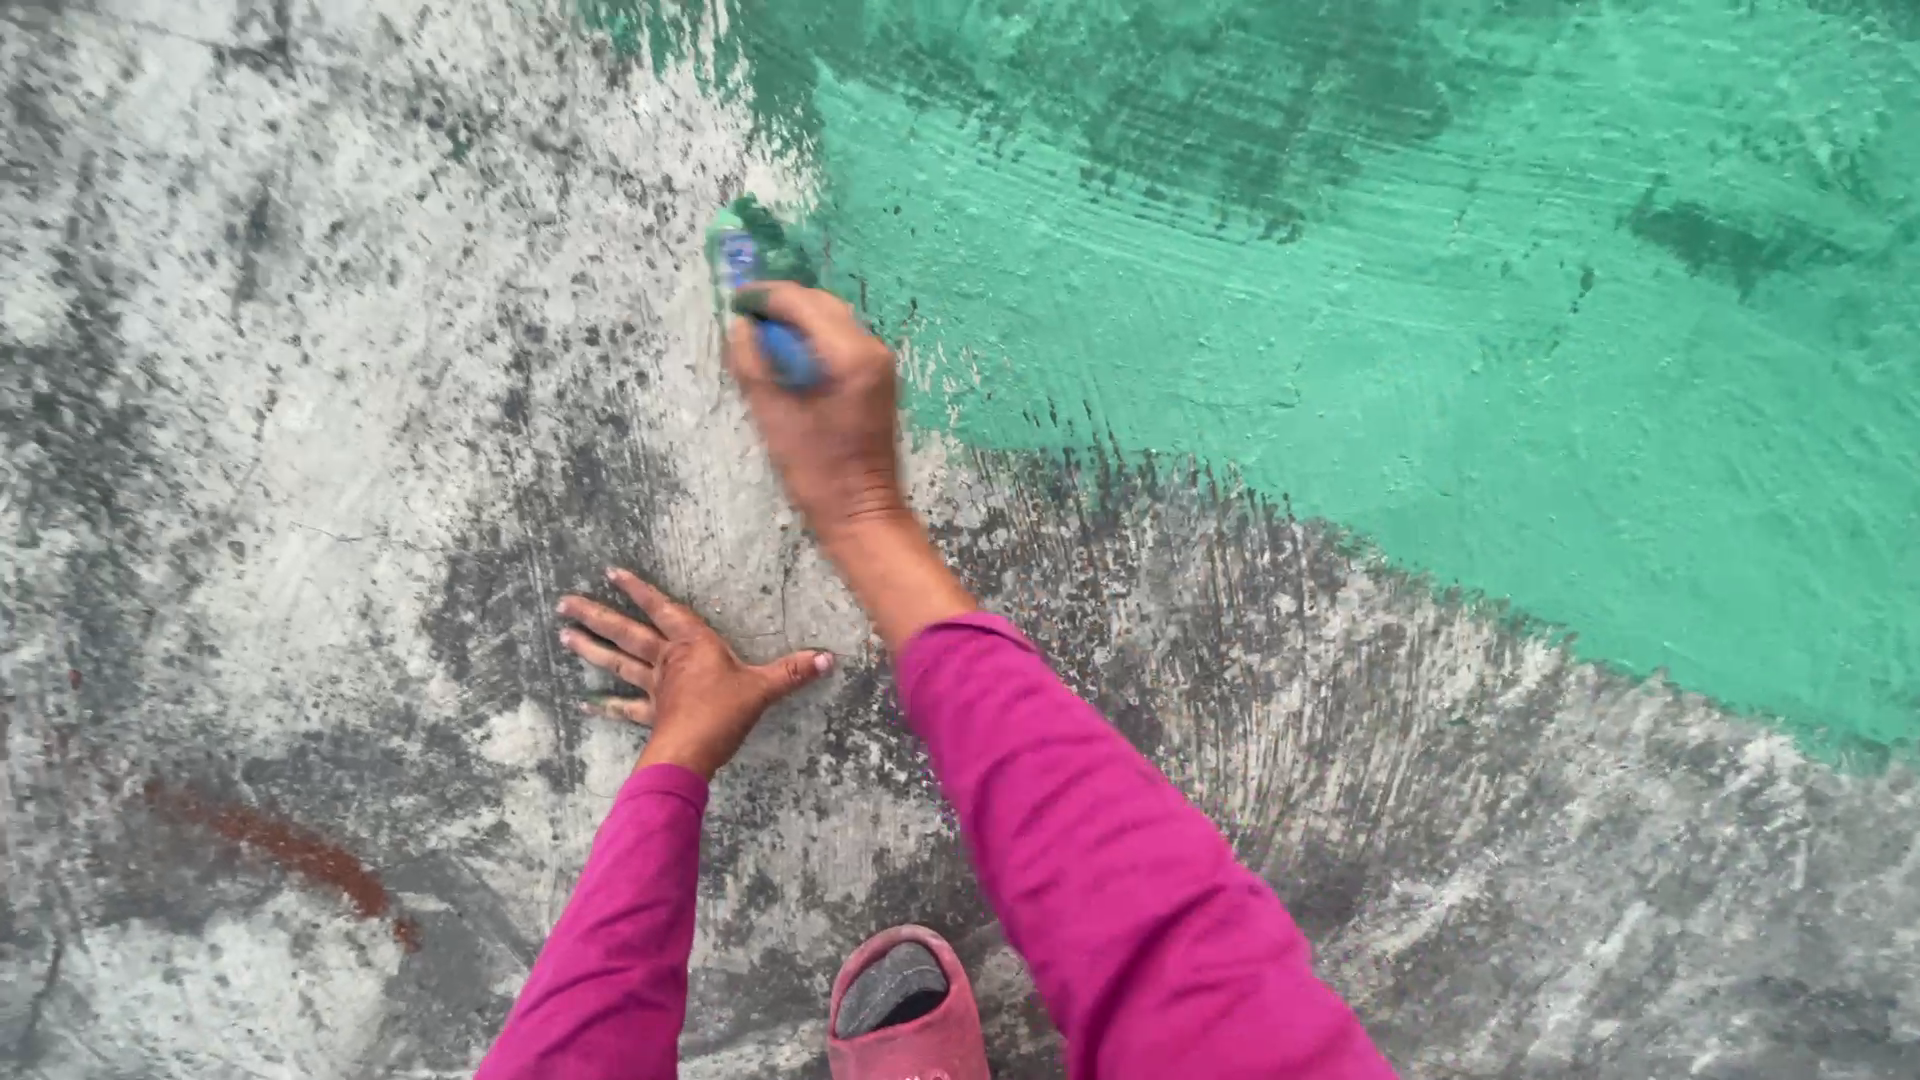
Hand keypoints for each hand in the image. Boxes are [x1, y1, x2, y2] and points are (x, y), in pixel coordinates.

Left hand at [556, 567, 832, 779]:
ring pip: (617, 663)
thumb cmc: (724, 714)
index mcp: (693, 645)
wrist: (691, 755)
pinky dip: (604, 704)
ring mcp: (654, 689)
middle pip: (627, 633)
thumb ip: (794, 671)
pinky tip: (583, 701)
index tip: (611, 573)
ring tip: (563, 634)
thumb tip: (830, 658)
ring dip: (590, 649)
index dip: (639, 590)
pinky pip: (624, 707)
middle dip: (596, 615)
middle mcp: (668, 661)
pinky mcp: (650, 716)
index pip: (663, 610)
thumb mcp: (764, 688)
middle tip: (564, 602)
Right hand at [726, 283, 910, 544]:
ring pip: (834, 319)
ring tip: (764, 339)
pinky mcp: (879, 379)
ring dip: (799, 321)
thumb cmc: (818, 473)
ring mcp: (881, 364)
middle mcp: (872, 350)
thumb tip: (741, 327)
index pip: (801, 303)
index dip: (764, 297)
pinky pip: (844, 341)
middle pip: (822, 304)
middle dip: (783, 305)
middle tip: (746, 321)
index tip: (734, 304)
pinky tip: (792, 359)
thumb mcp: (775, 418)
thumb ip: (755, 366)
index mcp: (850, 357)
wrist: (864, 511)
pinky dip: (816, 339)